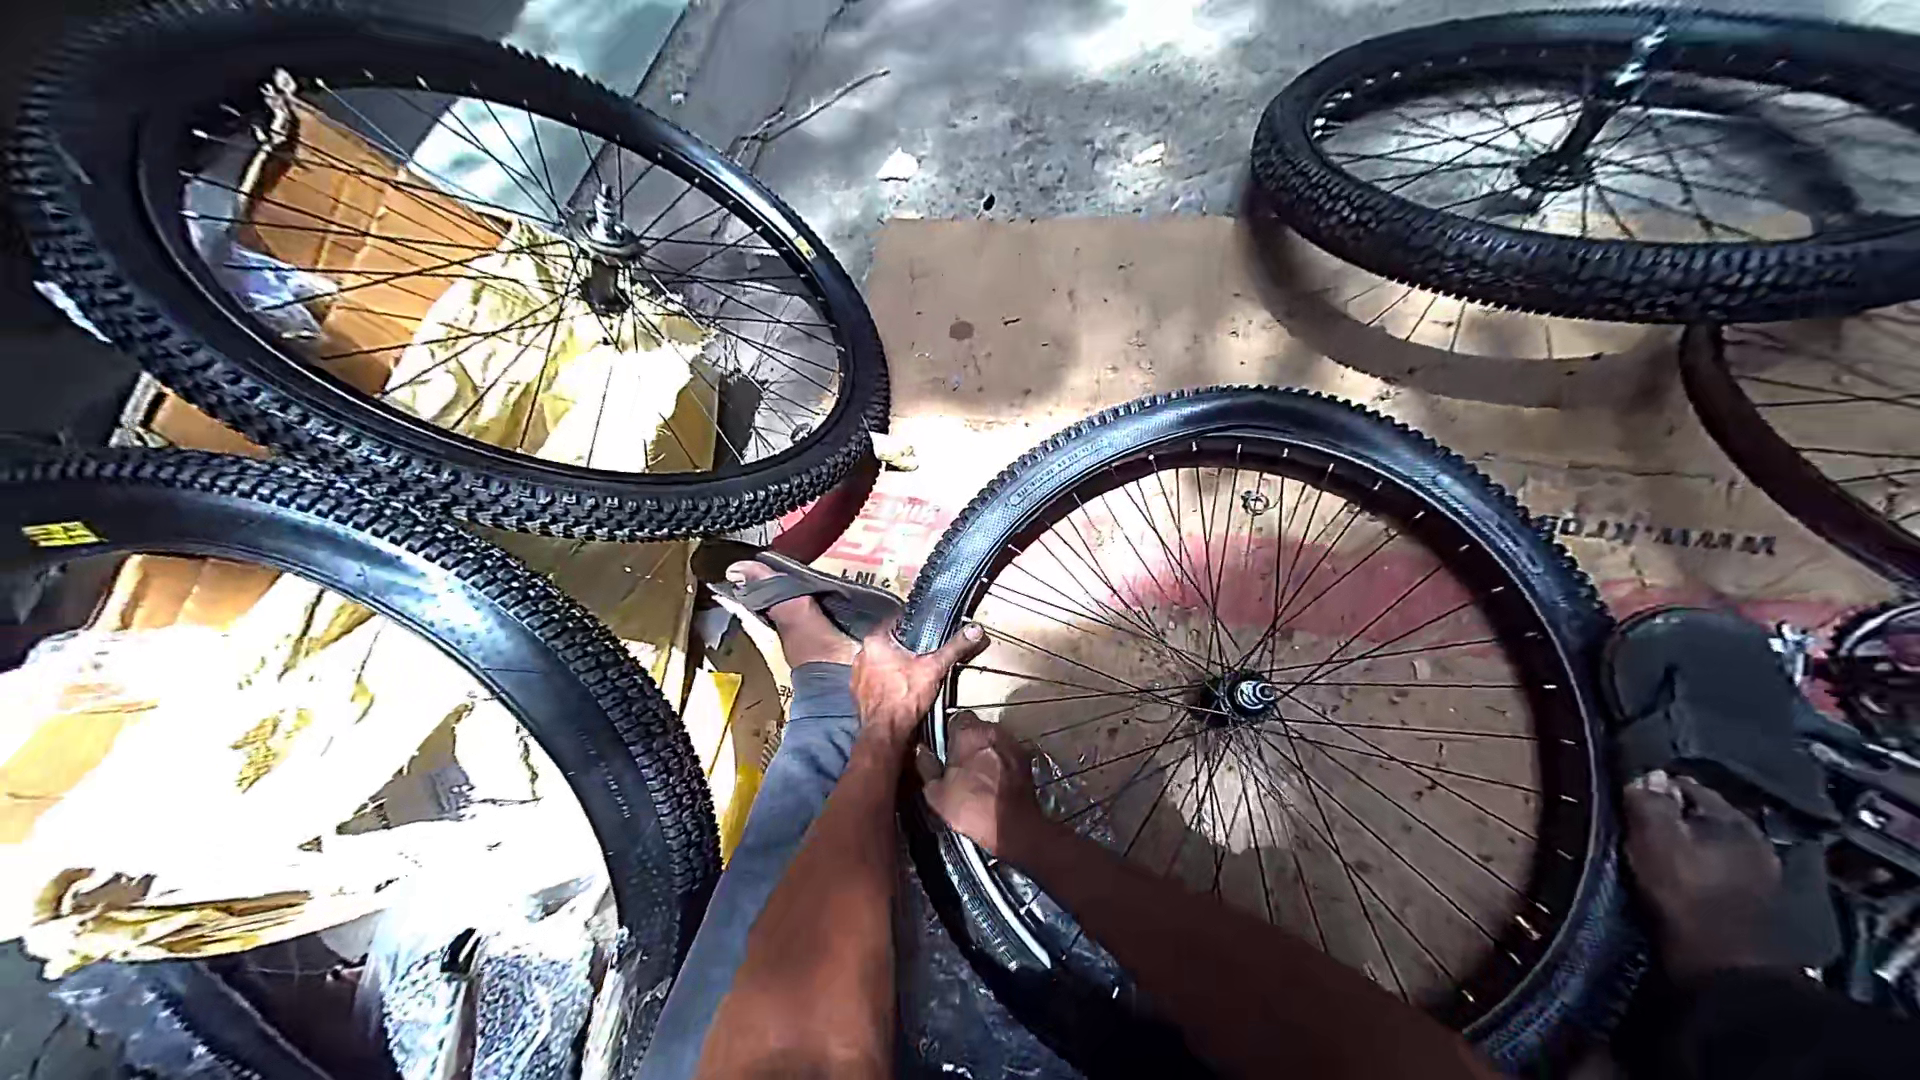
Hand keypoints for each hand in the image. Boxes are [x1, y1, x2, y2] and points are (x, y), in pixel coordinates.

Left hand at [849, 620, 987, 747]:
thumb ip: (954, 648)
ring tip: (911, 673)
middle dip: (902, 648)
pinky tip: (899, 690)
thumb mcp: (934, 668)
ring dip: (892, 666)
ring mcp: (857, 676)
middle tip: (921, 653)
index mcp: (875, 642)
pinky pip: (874, 682)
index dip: (910, 625)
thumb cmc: (904, 698)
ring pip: (878, 663)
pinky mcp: (859, 695)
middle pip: (886, 644)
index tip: (922, 629)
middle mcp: (861, 656)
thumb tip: (974, 630)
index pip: (893, 623)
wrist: (887, 733)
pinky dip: (885, 684)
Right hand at [921, 713, 1048, 857]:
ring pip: (993, 740)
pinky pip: (1008, 753)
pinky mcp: (1026, 758)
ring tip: (979, 774)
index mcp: (967, 732)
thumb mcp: (936, 793)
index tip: (945, 747)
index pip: (955, 718)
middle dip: (969, 741)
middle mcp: (991, 730)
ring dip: (986, 751)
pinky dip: (1002, 762)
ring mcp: (1012, 742)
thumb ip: (926, 766)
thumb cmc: (972, 806)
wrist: (1013, 825)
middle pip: (976, 728)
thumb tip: (921, 751)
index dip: (949, 732)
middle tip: (960, 764)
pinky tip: (995, 781)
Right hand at [1624, 770, 1785, 980]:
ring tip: (1653, 844)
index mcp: (1735, 821)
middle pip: (1701, 812)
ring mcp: (1760, 870)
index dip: (1654, 787)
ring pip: (1710, 837)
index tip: (1627, 797)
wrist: (1721, 960)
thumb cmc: (1682, 889)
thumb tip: (1651, 773)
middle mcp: (1756, 840)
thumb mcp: (1653, 837)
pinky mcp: (1753, 895)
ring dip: (1685, 837)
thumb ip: (1649, 800)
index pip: (1687, 784)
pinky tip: (1678, 868)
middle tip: (1637, 820)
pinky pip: (1716, 861)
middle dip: (1672, 812)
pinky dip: (1696, 858)